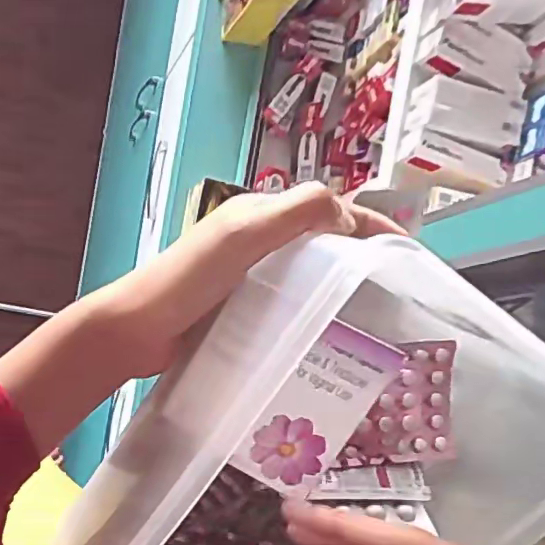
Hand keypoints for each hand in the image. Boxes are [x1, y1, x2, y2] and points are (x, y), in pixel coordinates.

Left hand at [80, 183, 405, 378]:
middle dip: (359, 258)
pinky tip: (322, 335)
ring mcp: (244, 277)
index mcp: (258, 215)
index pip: (327, 209)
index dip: (370, 225)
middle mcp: (253, 241)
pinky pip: (284, 303)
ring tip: (369, 318)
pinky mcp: (237, 308)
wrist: (137, 329)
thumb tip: (348, 216)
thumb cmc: (186, 280)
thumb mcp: (244, 234)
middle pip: (319, 241)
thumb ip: (296, 213)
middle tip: (394, 293)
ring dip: (336, 287)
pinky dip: (308, 310)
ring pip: (303, 274)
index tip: (408, 253)